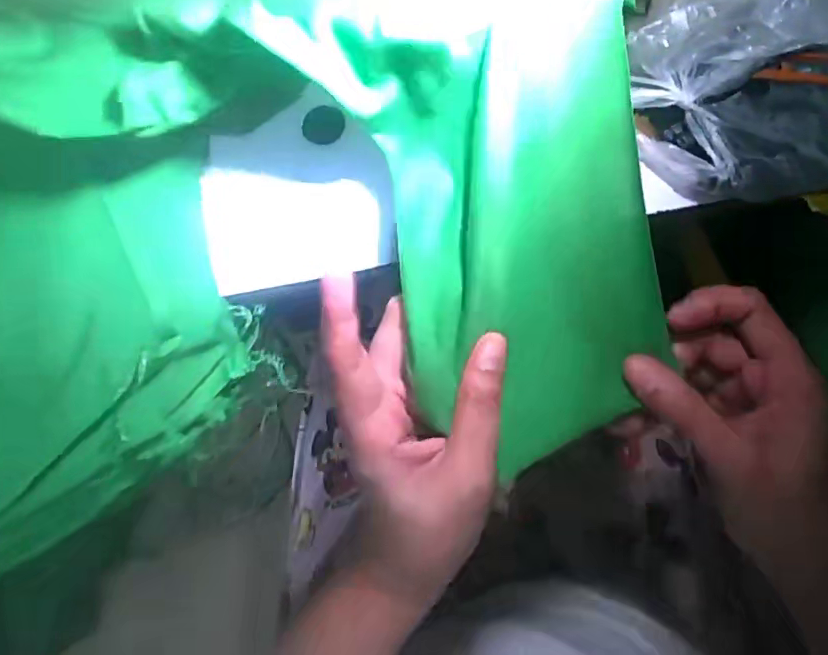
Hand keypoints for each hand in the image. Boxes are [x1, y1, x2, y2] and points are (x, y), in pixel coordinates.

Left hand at [319, 272, 505, 611]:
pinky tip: (463, 326)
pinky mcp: (407, 412)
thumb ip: (478, 408)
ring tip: (457, 279)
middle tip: (438, 256)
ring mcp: (389, 407)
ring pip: (399, 350)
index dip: (339, 315)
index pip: (347, 361)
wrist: (405, 571)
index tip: (335, 272)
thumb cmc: (428, 531)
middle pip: (378, 342)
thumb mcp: (465, 475)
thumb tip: (493, 339)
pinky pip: (419, 366)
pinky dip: (436, 342)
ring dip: (420, 318)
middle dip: (400, 302)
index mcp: (371, 422)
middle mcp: (374, 404)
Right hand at [622, 285, 827, 589]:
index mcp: (787, 373)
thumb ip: (680, 406)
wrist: (810, 573)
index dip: (710, 304)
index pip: (750, 310)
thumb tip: (630, 362)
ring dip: (665, 383)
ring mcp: (751, 400)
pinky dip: (669, 406)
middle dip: (676, 353)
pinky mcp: (734, 422)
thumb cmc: (781, 509)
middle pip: (719, 339)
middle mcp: (770, 377)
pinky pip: (697, 399)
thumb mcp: (728, 455)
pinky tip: (634, 422)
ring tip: (627, 403)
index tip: (670, 322)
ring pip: (701, 370)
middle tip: (640, 374)